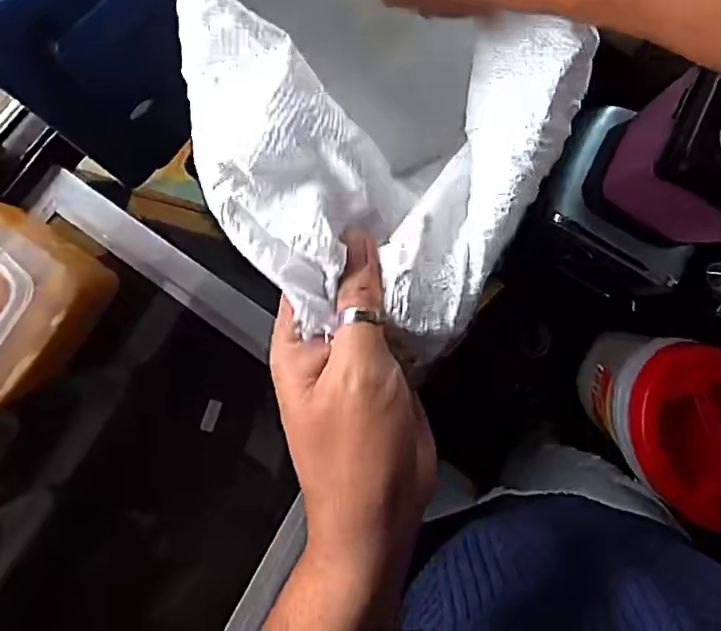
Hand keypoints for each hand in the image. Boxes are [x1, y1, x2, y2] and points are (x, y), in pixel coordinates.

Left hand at [268, 228, 434, 625]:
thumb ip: (356, 302)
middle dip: (365, 257)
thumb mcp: (357, 367)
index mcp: (296, 342)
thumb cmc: (358, 449)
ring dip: (389, 281)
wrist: (382, 518)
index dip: (329, 240)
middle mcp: (320, 344)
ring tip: (412, 234)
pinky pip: (392, 329)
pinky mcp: (383, 371)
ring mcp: (354, 358)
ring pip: (370, 306)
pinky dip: (406, 309)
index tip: (356, 202)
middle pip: (340, 287)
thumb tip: (355, 242)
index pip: (306, 274)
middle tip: (393, 210)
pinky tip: (424, 280)